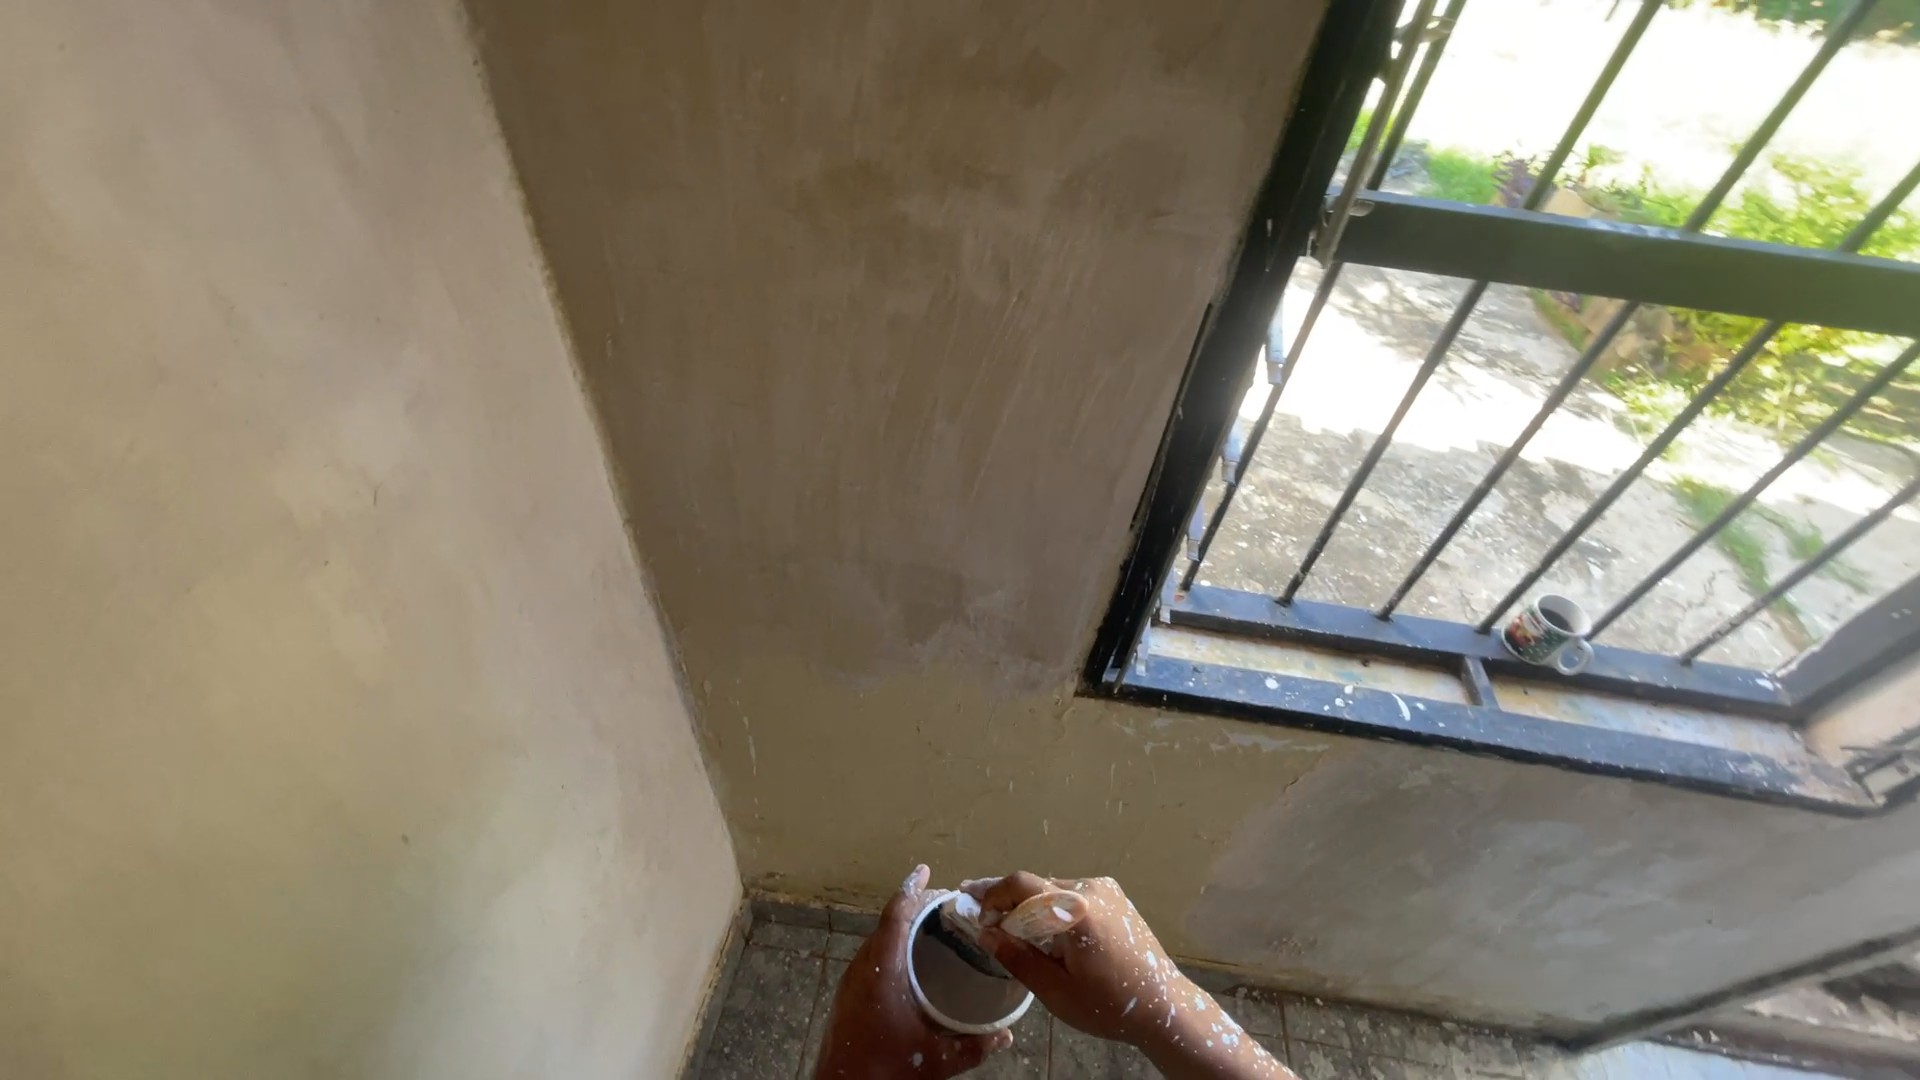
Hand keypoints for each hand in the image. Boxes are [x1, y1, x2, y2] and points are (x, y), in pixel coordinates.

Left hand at [814, 865, 1012, 1078]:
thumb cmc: (885, 1070)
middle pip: (888, 922)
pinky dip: (891, 944)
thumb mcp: (935, 1061)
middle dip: (913, 905)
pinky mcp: (847, 993)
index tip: (925, 869)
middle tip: (942, 901)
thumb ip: (972, 1046)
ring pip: (877, 939)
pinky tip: (907, 959)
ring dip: (901, 926)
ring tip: (929, 925)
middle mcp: (863, 966)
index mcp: (882, 970)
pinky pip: (871, 955)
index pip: (896, 915)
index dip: (911, 888)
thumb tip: (1006, 1036)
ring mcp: (851, 979)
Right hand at [974, 873, 1292, 1079]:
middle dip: (1006, 898)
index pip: (1022, 885)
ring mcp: (1104, 888)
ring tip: (1008, 922)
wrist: (1165, 1006)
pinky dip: (1051, 904)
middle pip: (1036, 885)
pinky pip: (1071, 892)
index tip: (971, 903)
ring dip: (1030, 903)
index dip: (992, 892)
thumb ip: (1018, 958)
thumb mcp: (1056, 991)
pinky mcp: (1113, 894)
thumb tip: (984, 934)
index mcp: (1076, 910)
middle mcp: (1090, 888)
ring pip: (1053, 888)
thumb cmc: (1109, 1006)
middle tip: (980, 910)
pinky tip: (1043, 925)